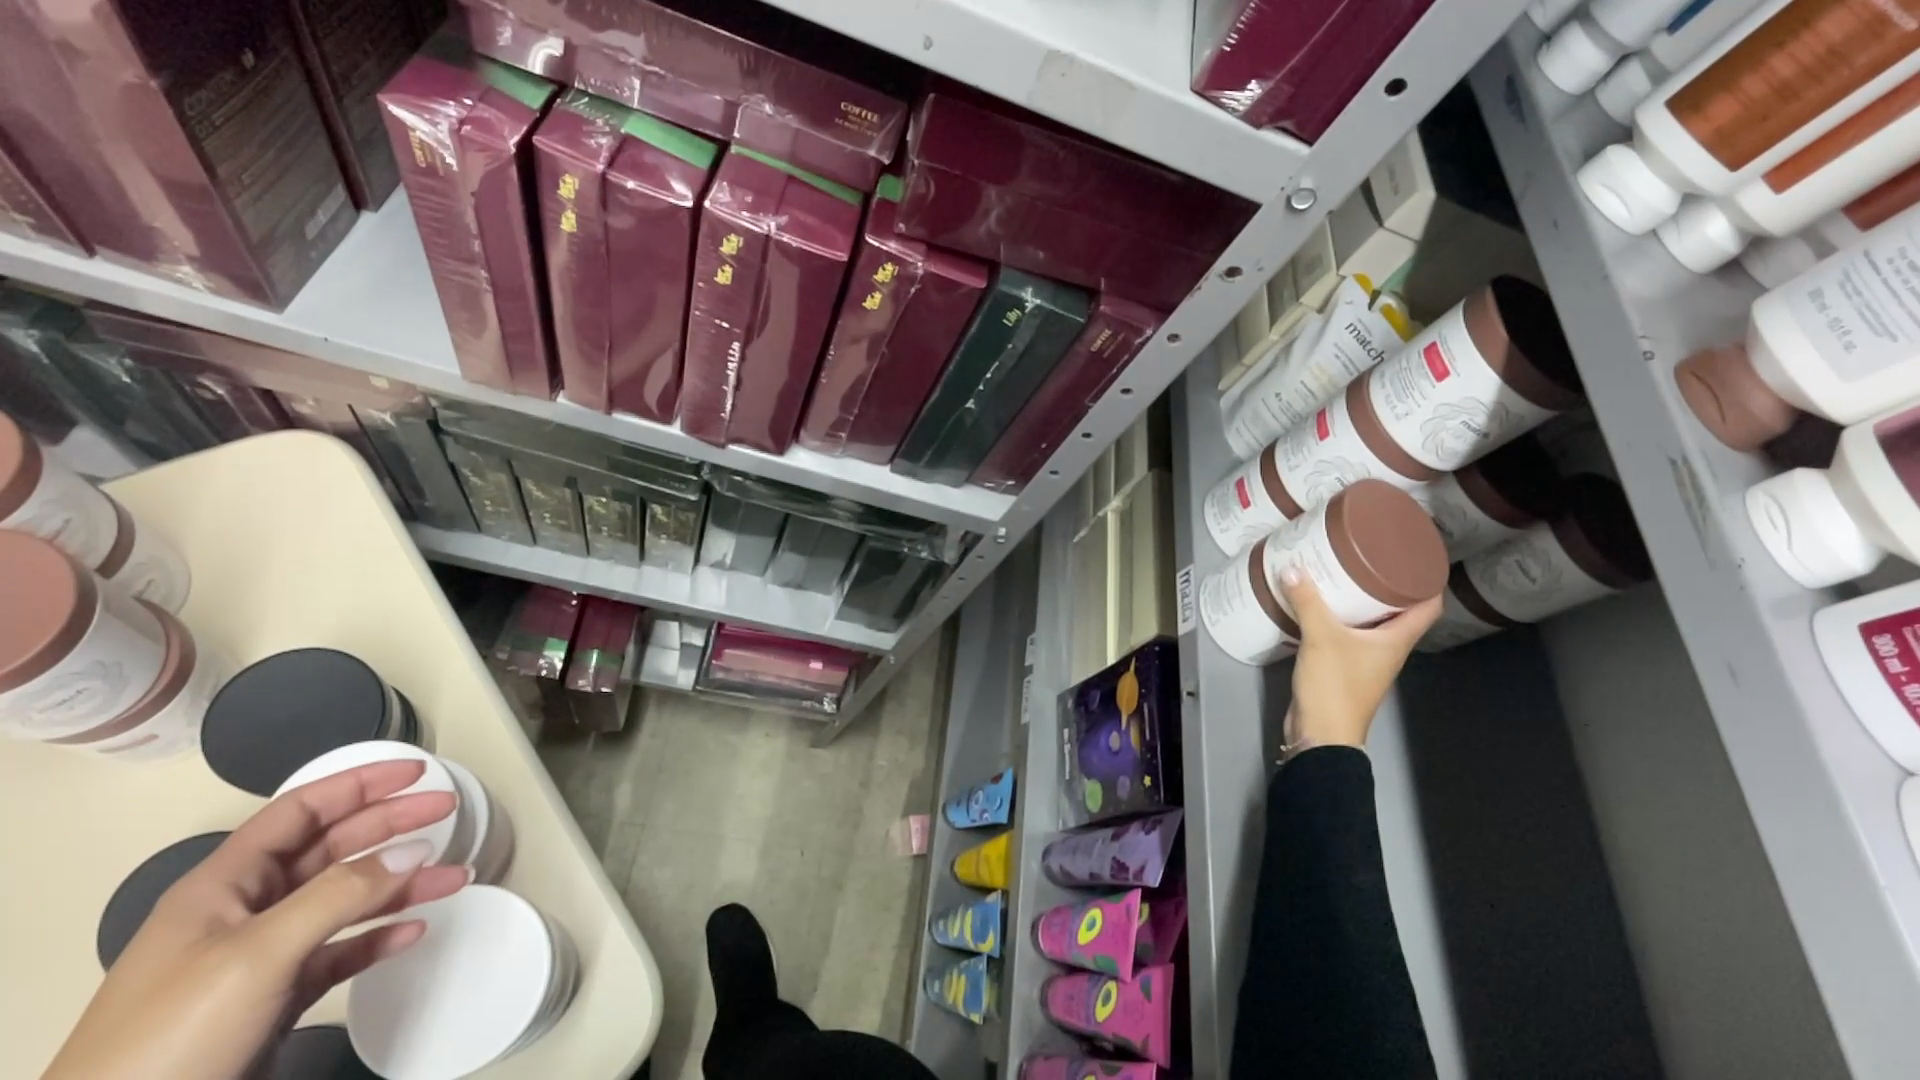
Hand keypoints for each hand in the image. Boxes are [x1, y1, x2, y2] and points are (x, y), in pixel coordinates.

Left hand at [43, 761, 469, 1079]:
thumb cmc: (173, 1032)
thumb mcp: (256, 955)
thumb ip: (338, 896)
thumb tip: (414, 852)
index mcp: (223, 885)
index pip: (300, 812)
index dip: (359, 784)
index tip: (416, 772)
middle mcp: (244, 912)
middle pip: (330, 850)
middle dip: (391, 826)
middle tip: (450, 810)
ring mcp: (260, 958)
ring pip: (345, 902)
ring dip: (400, 886)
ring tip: (456, 876)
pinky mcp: (277, 1000)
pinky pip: (340, 953)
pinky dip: (379, 938)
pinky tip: (414, 931)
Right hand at [1279, 567, 1441, 755]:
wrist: (1321, 734)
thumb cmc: (1335, 686)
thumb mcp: (1321, 638)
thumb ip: (1308, 602)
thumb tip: (1293, 568)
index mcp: (1397, 640)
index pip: (1428, 606)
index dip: (1428, 580)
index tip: (1414, 556)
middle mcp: (1388, 649)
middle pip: (1399, 611)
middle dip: (1387, 584)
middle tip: (1369, 557)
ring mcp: (1367, 660)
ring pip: (1371, 623)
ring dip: (1361, 602)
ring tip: (1343, 575)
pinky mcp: (1344, 668)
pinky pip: (1348, 635)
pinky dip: (1339, 618)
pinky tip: (1320, 606)